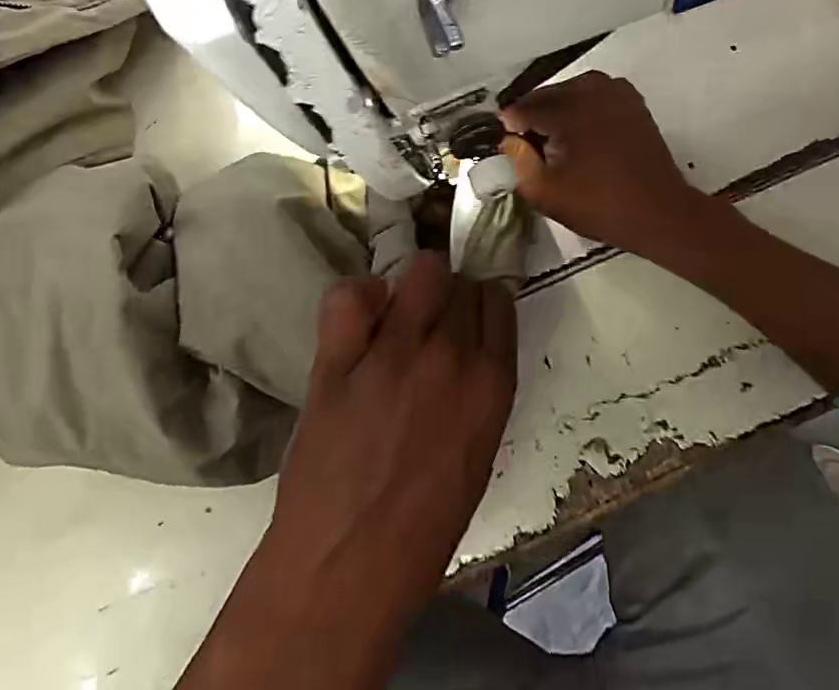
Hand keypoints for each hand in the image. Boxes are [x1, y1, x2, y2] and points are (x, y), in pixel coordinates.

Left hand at [185, 254, 515, 689]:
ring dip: (415, 285)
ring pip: (420, 273)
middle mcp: (451, 356)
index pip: (498, 301)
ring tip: (398, 314)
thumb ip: (478, 391)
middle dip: (450, 296)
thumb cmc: (424, 525)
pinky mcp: (339, 360)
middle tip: (430, 322)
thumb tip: (466, 351)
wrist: (347, 566)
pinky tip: (360, 320)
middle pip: (461, 283)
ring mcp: (394, 353)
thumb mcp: (478, 452)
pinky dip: (359, 297)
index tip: (468, 314)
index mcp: (493, 383)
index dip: (482, 303)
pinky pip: (350, 295)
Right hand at [499, 72, 718, 258]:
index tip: (505, 138)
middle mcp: (593, 92)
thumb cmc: (599, 205)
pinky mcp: (633, 103)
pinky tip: (581, 126)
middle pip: (550, 93)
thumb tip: (510, 139)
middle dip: (534, 112)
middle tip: (525, 138)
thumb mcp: (545, 191)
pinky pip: (598, 93)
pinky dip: (584, 104)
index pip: (526, 107)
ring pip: (574, 89)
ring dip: (559, 105)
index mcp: (569, 111)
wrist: (657, 211)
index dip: (511, 123)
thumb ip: (519, 160)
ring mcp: (617, 94)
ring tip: (552, 133)